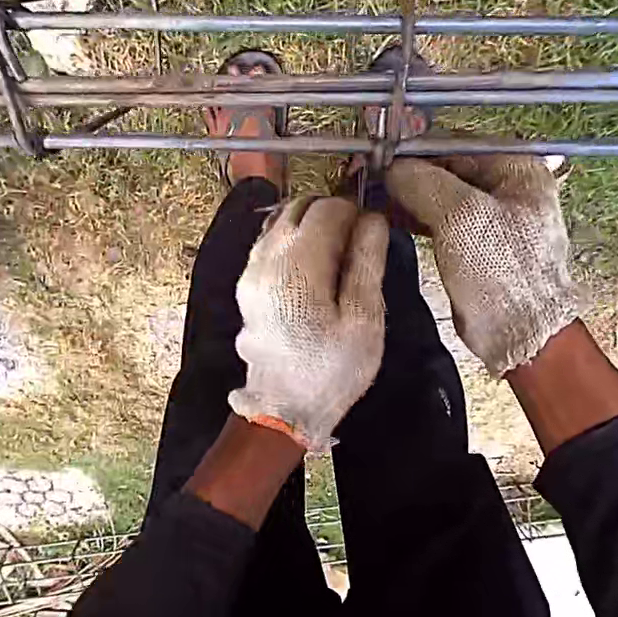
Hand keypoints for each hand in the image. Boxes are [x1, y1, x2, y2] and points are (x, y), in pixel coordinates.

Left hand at [229, 197, 388, 449]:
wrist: (282, 409)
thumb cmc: (331, 369)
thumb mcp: (364, 319)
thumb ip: (367, 262)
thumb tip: (372, 220)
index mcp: (297, 264)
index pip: (326, 208)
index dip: (355, 213)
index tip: (371, 235)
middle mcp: (265, 259)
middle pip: (299, 207)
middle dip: (330, 215)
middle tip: (356, 244)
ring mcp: (249, 272)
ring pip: (280, 222)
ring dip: (310, 227)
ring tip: (336, 260)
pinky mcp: (245, 286)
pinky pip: (269, 245)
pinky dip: (293, 244)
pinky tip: (312, 273)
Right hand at [386, 155, 578, 375]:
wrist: (520, 332)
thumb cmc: (503, 273)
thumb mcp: (462, 217)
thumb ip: (424, 182)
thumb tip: (392, 167)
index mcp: (517, 169)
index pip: (455, 144)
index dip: (413, 149)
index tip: (379, 156)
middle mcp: (507, 187)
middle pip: (446, 168)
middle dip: (406, 173)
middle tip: (369, 177)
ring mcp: (491, 217)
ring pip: (439, 195)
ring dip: (406, 196)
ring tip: (374, 197)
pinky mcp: (474, 244)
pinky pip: (438, 220)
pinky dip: (414, 217)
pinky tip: (390, 217)